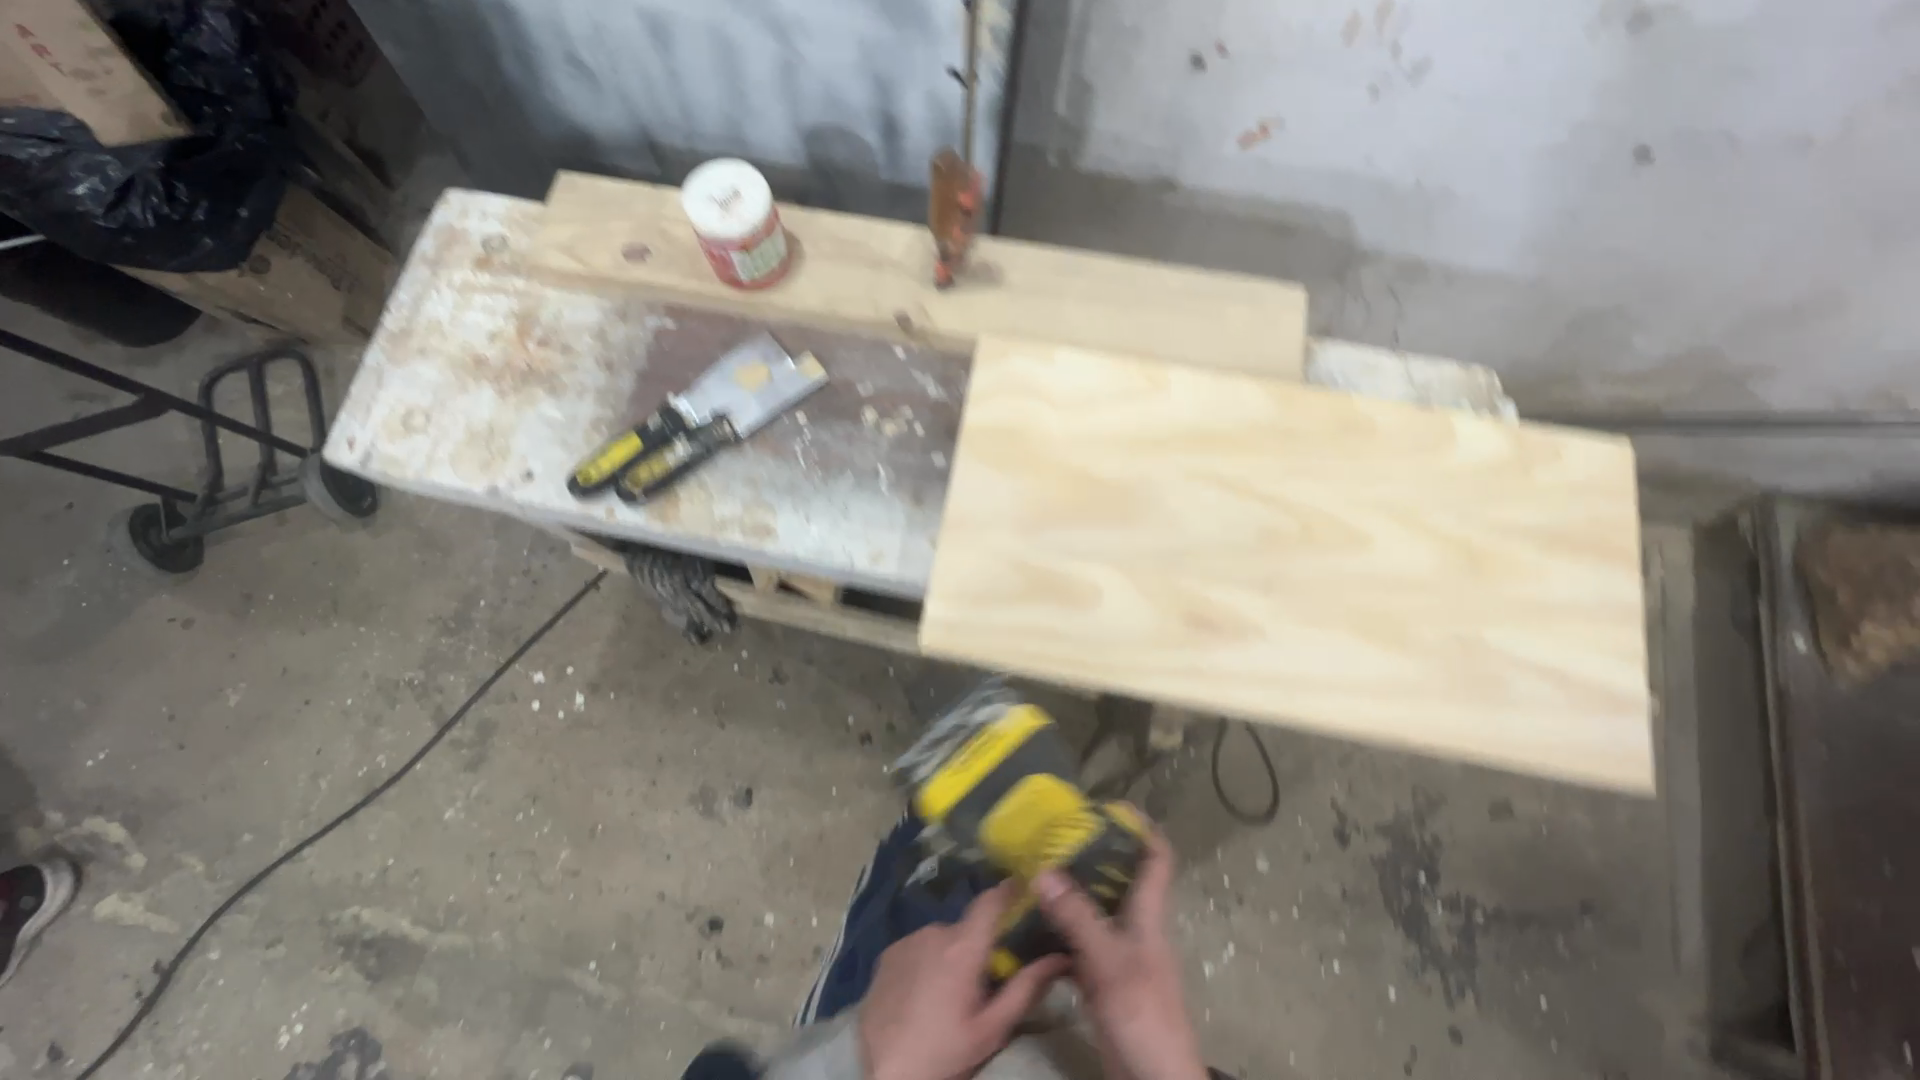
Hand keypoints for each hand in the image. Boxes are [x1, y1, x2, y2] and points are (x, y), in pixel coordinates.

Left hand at [858, 881, 1068, 1079]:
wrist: (879, 1070)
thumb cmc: (942, 1052)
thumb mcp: (991, 1030)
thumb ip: (1026, 989)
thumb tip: (1060, 958)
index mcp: (963, 947)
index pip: (991, 901)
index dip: (1009, 891)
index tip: (1024, 887)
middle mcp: (934, 932)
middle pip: (968, 928)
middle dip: (979, 947)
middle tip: (983, 983)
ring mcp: (907, 940)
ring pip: (942, 938)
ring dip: (951, 956)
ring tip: (949, 995)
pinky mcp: (887, 953)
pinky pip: (918, 948)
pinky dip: (927, 962)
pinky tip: (923, 994)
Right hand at [1033, 826, 1206, 1079]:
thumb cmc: (1144, 1014)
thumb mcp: (1110, 963)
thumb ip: (1078, 918)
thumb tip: (1044, 871)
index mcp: (1147, 916)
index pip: (1156, 858)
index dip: (1141, 828)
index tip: (1111, 805)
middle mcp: (1133, 929)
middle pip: (1116, 880)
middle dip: (1089, 855)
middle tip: (1051, 836)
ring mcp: (1117, 956)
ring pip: (1092, 912)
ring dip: (1067, 894)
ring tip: (1030, 872)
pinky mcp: (1100, 982)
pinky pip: (1075, 947)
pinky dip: (1054, 935)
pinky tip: (1027, 928)